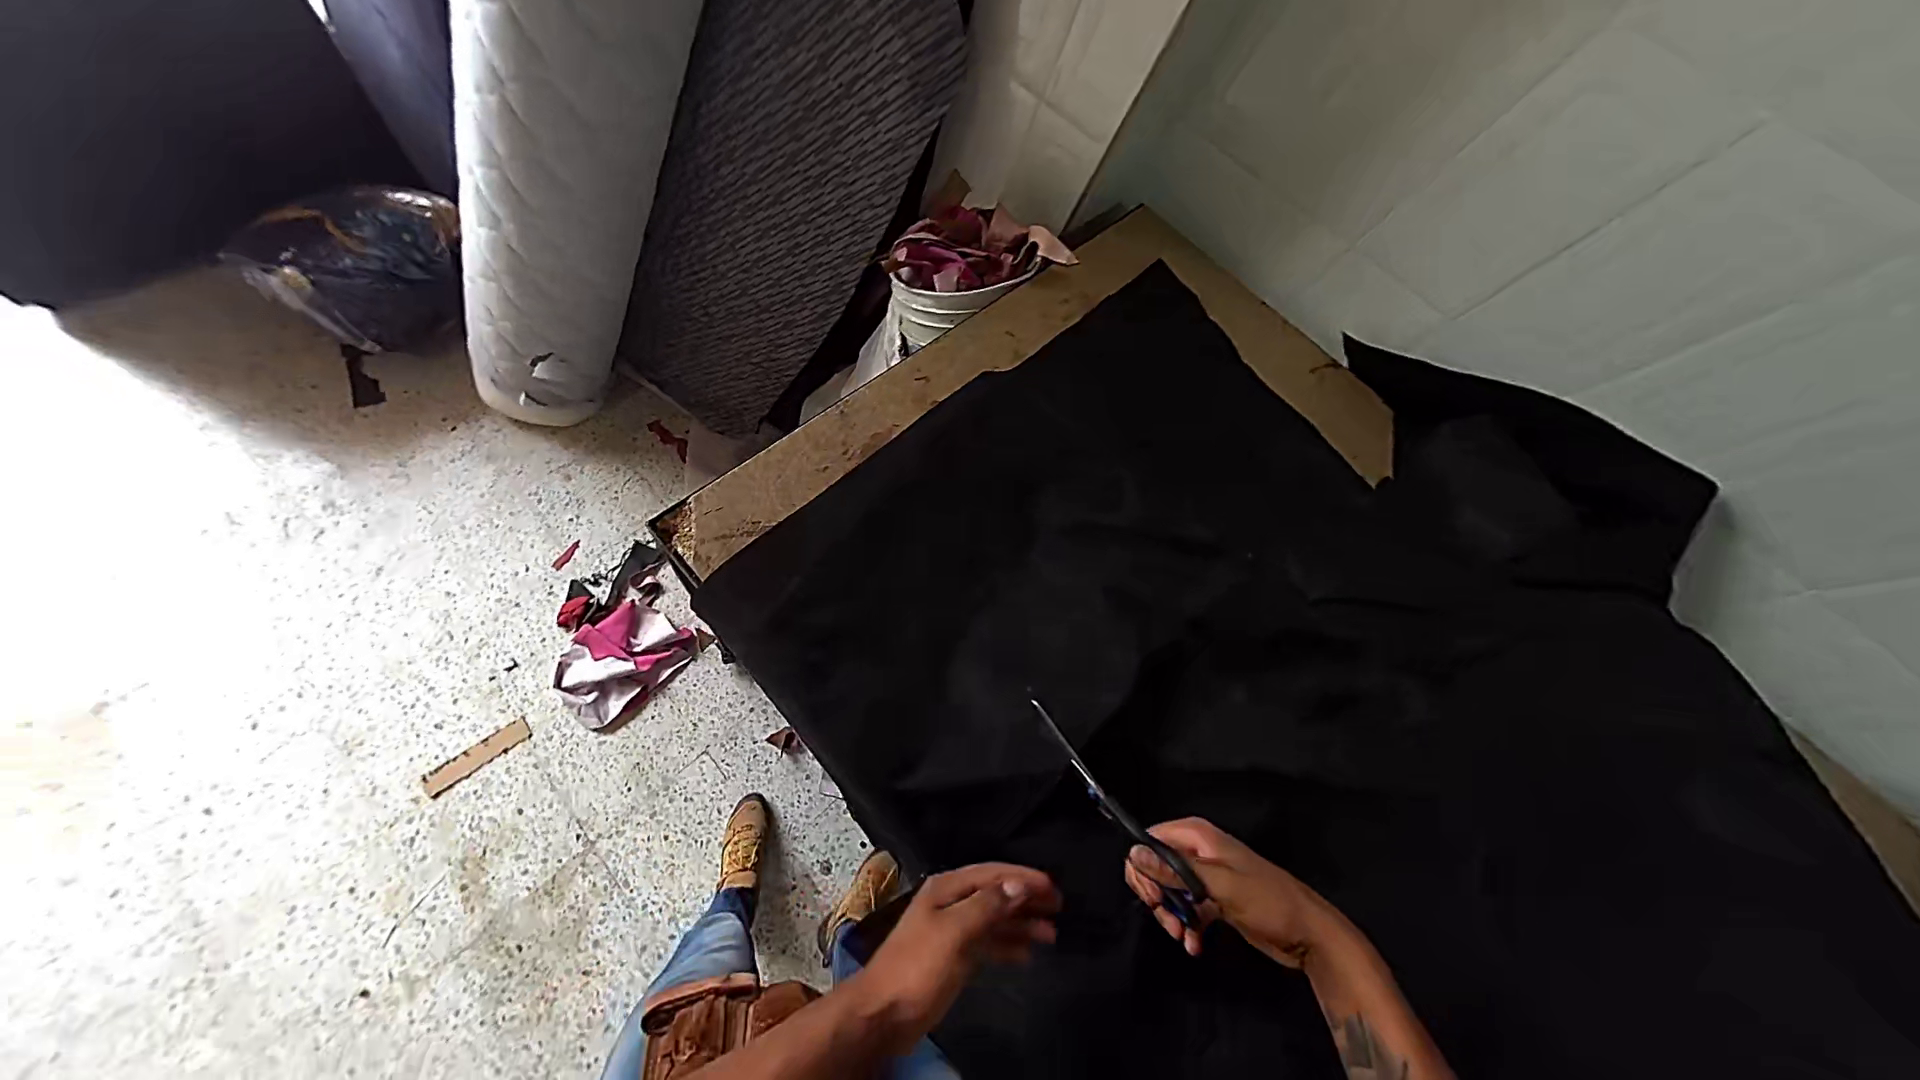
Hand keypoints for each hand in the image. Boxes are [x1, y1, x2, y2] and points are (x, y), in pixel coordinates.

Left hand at [851, 862, 1060, 1052]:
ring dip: (1021, 923)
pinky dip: (1007, 944)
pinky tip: (1026, 952)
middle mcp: (951, 903)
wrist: (883, 1014)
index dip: (1023, 878)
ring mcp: (952, 930)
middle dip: (1026, 898)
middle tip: (1058, 906)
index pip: (992, 874)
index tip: (1052, 886)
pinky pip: (988, 942)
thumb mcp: (954, 932)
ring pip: (994, 918)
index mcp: (947, 889)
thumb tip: (1018, 884)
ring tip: (1051, 933)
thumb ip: (986, 906)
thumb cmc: (916, 968)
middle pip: (995, 893)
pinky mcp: (954, 956)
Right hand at [1123, 817, 1336, 965]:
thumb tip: (1134, 853)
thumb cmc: (1268, 902)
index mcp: (1197, 835)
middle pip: (1155, 865)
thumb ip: (1174, 870)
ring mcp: (1205, 875)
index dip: (1143, 867)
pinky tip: (1194, 944)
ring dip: (1170, 915)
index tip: (1153, 897)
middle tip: (1168, 919)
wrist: (1310, 936)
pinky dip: (1186, 924)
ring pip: (1168, 889)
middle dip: (1156, 895)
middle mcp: (1197, 850)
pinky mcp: (1213, 898)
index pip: (1150, 840)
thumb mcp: (1219, 885)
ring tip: (1182, 935)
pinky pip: (1186, 907)